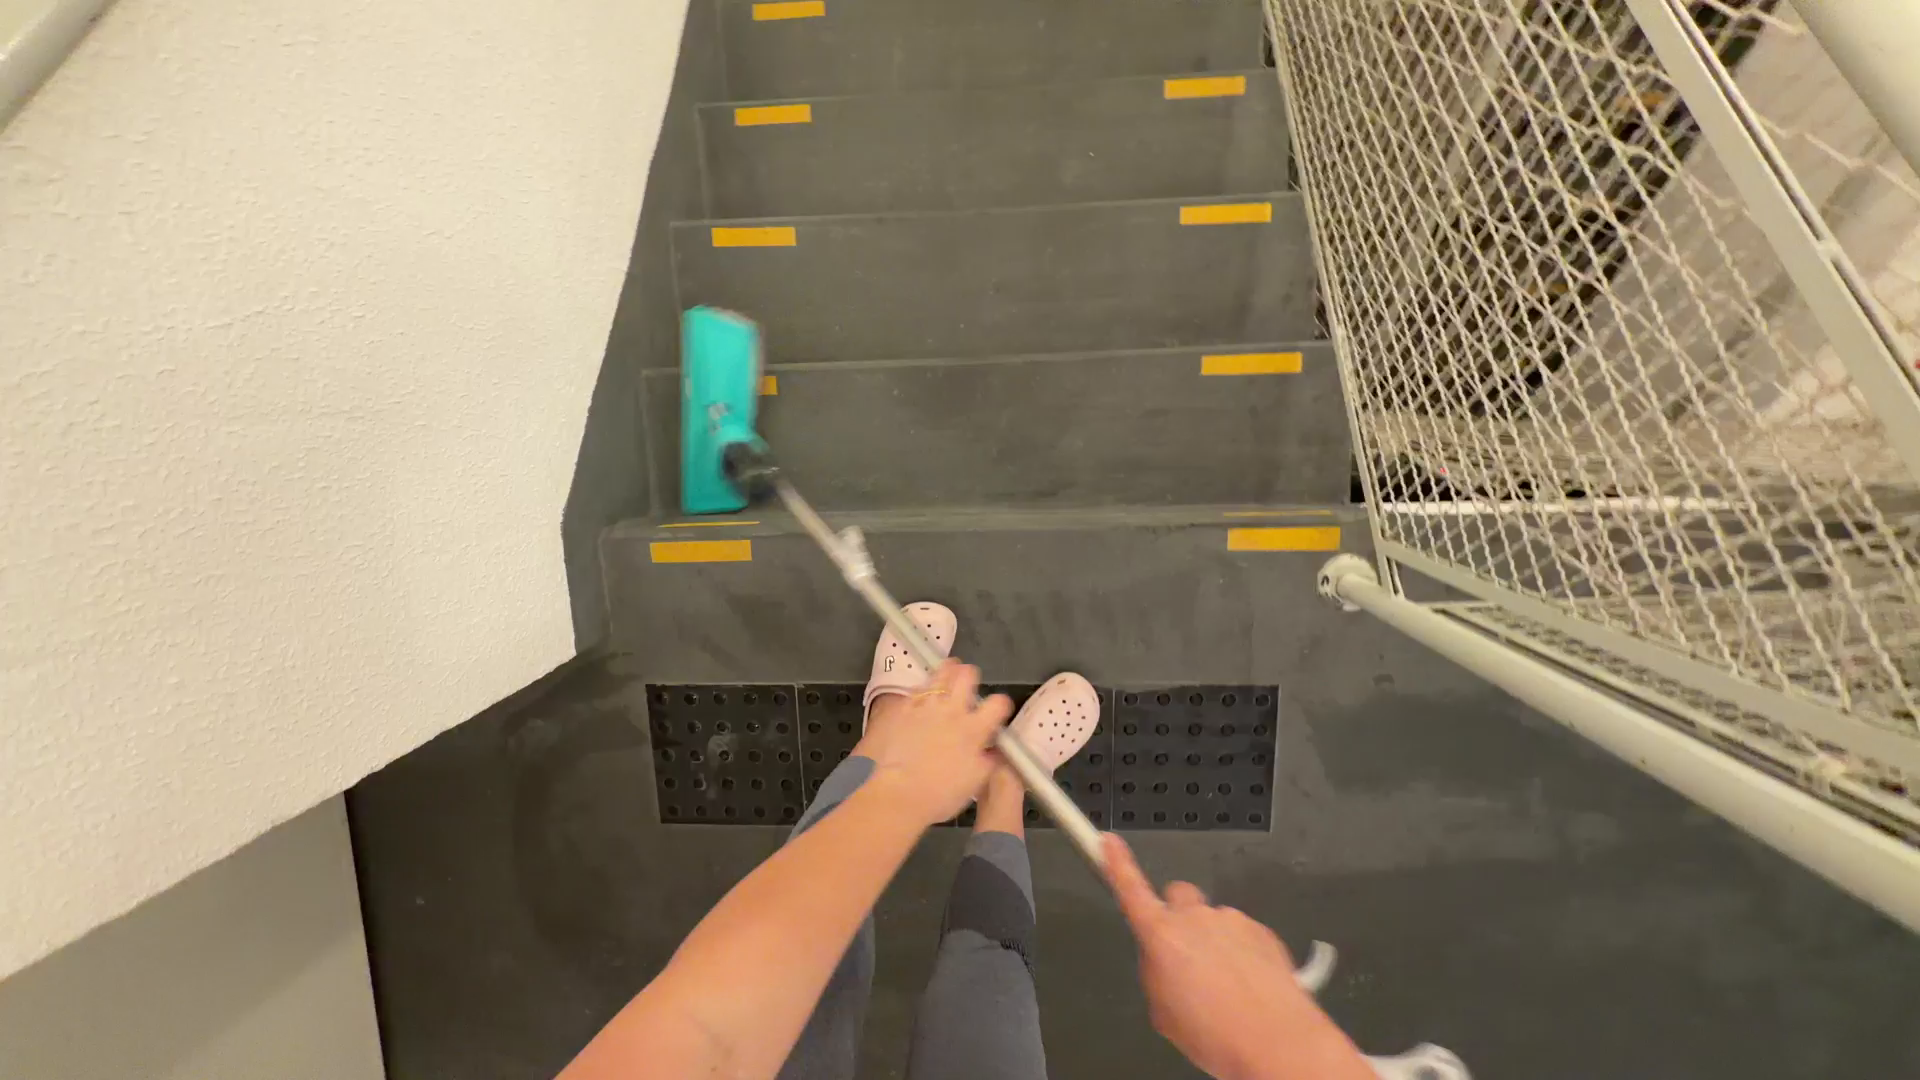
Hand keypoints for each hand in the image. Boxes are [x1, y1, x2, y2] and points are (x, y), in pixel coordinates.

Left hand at [857, 660, 1013, 826]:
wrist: (900, 792)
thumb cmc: (941, 793)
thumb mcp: (976, 781)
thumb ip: (990, 760)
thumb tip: (996, 750)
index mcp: (974, 728)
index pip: (998, 703)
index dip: (1002, 704)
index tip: (999, 710)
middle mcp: (952, 711)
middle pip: (967, 676)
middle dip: (971, 675)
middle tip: (969, 681)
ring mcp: (926, 706)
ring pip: (941, 674)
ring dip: (947, 672)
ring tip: (949, 673)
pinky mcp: (904, 709)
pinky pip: (917, 688)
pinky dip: (924, 688)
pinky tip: (924, 693)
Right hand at [1102, 835, 1372, 1079]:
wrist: (1278, 1044)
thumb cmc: (1215, 1036)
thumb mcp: (1163, 1013)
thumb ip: (1155, 973)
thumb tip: (1161, 960)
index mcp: (1161, 935)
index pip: (1131, 888)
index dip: (1117, 863)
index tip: (1109, 841)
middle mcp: (1194, 917)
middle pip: (1178, 896)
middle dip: (1179, 915)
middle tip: (1187, 953)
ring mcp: (1229, 920)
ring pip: (1212, 920)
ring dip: (1214, 941)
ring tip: (1227, 985)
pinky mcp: (1260, 930)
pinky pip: (1242, 934)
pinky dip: (1242, 953)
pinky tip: (1250, 986)